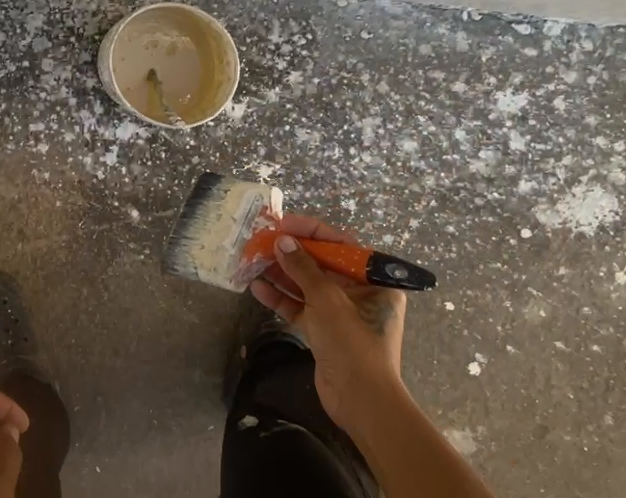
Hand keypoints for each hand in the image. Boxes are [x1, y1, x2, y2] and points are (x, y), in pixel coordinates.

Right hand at [248, 214, 408, 435]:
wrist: (361, 401)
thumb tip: (282, 241)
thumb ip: (303, 268)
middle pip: (320, 264)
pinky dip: (280, 298)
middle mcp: (359, 294)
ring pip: (306, 285)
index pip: (340, 245)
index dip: (310, 231)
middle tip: (260, 241)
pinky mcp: (324, 331)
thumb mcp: (327, 299)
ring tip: (252, 261)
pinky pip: (300, 307)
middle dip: (290, 253)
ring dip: (280, 274)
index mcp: (373, 282)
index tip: (282, 224)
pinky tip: (257, 288)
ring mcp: (340, 314)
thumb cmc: (352, 343)